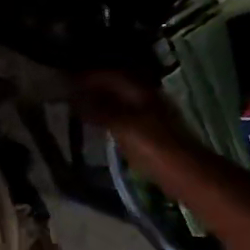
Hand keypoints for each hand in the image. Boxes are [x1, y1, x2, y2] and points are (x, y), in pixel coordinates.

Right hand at [71, 71, 186, 152]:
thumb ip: (98, 109)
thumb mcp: (122, 126)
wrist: (186, 174)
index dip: (87, 75)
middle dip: (93, 85)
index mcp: (140, 90)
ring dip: (100, 100)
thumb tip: (73, 95)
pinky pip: (124, 114)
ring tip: (78, 106)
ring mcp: (151, 113)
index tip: (64, 79)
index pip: (109, 74)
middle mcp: (147, 95)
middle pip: (116, 84)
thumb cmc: (154, 148)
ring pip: (120, 99)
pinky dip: (108, 114)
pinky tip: (99, 124)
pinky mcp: (151, 130)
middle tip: (68, 91)